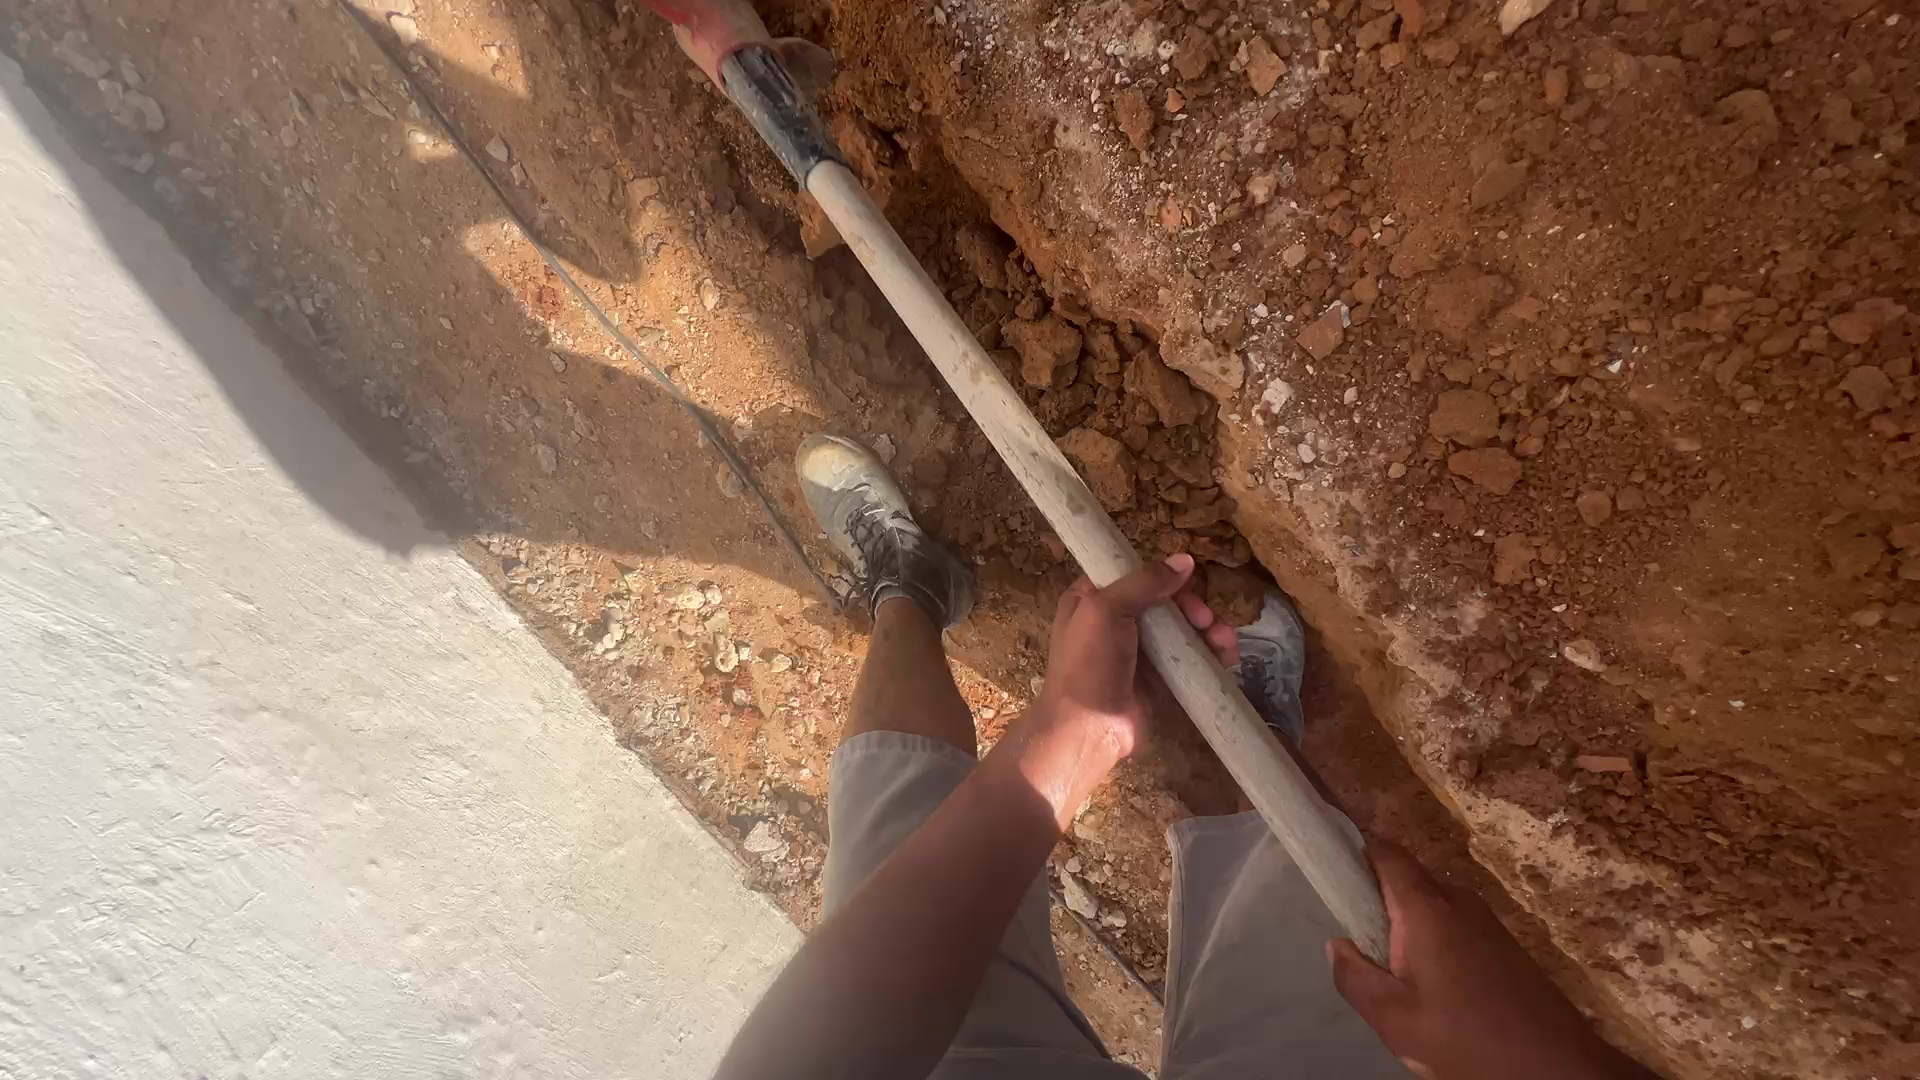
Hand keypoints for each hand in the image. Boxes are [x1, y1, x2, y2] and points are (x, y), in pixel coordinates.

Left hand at [1034, 553, 1239, 760]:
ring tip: (1223, 638)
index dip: (1159, 575)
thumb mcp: (1106, 609)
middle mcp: (1115, 622)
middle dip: (1190, 605)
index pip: (1131, 574)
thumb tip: (1184, 560)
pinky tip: (1228, 654)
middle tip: (1203, 617)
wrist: (1088, 729)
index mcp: (1091, 599)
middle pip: (1163, 601)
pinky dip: (1210, 653)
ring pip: (1181, 628)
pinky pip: (1190, 658)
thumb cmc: (1088, 662)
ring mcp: (1138, 651)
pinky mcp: (1160, 679)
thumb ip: (1143, 583)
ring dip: (1207, 629)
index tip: (1184, 580)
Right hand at [1328, 843, 1660, 1079]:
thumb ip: (1354, 978)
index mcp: (1425, 907)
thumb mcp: (1396, 1022)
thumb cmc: (1472, 1040)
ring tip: (1406, 976)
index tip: (1334, 873)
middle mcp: (1457, 899)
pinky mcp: (1507, 943)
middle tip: (1368, 946)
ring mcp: (1487, 920)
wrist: (1567, 1076)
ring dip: (1410, 927)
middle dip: (1380, 903)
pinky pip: (1456, 924)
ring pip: (1431, 905)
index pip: (1384, 850)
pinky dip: (1438, 942)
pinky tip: (1442, 989)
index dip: (1355, 851)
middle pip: (1405, 879)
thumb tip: (1336, 945)